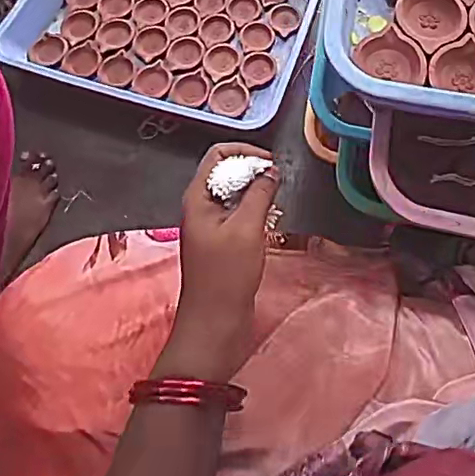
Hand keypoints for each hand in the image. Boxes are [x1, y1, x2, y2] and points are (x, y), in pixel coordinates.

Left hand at [157, 144, 279, 381]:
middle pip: (226, 170)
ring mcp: (210, 223)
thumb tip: (271, 170)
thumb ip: (259, 194)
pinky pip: (237, 212)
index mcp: (198, 197)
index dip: (245, 152)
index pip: (218, 154)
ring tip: (275, 202)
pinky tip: (268, 220)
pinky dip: (253, 209)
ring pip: (234, 192)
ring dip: (255, 191)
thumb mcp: (247, 228)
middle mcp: (200, 205)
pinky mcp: (220, 239)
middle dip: (252, 171)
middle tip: (276, 183)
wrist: (214, 323)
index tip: (269, 163)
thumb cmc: (226, 275)